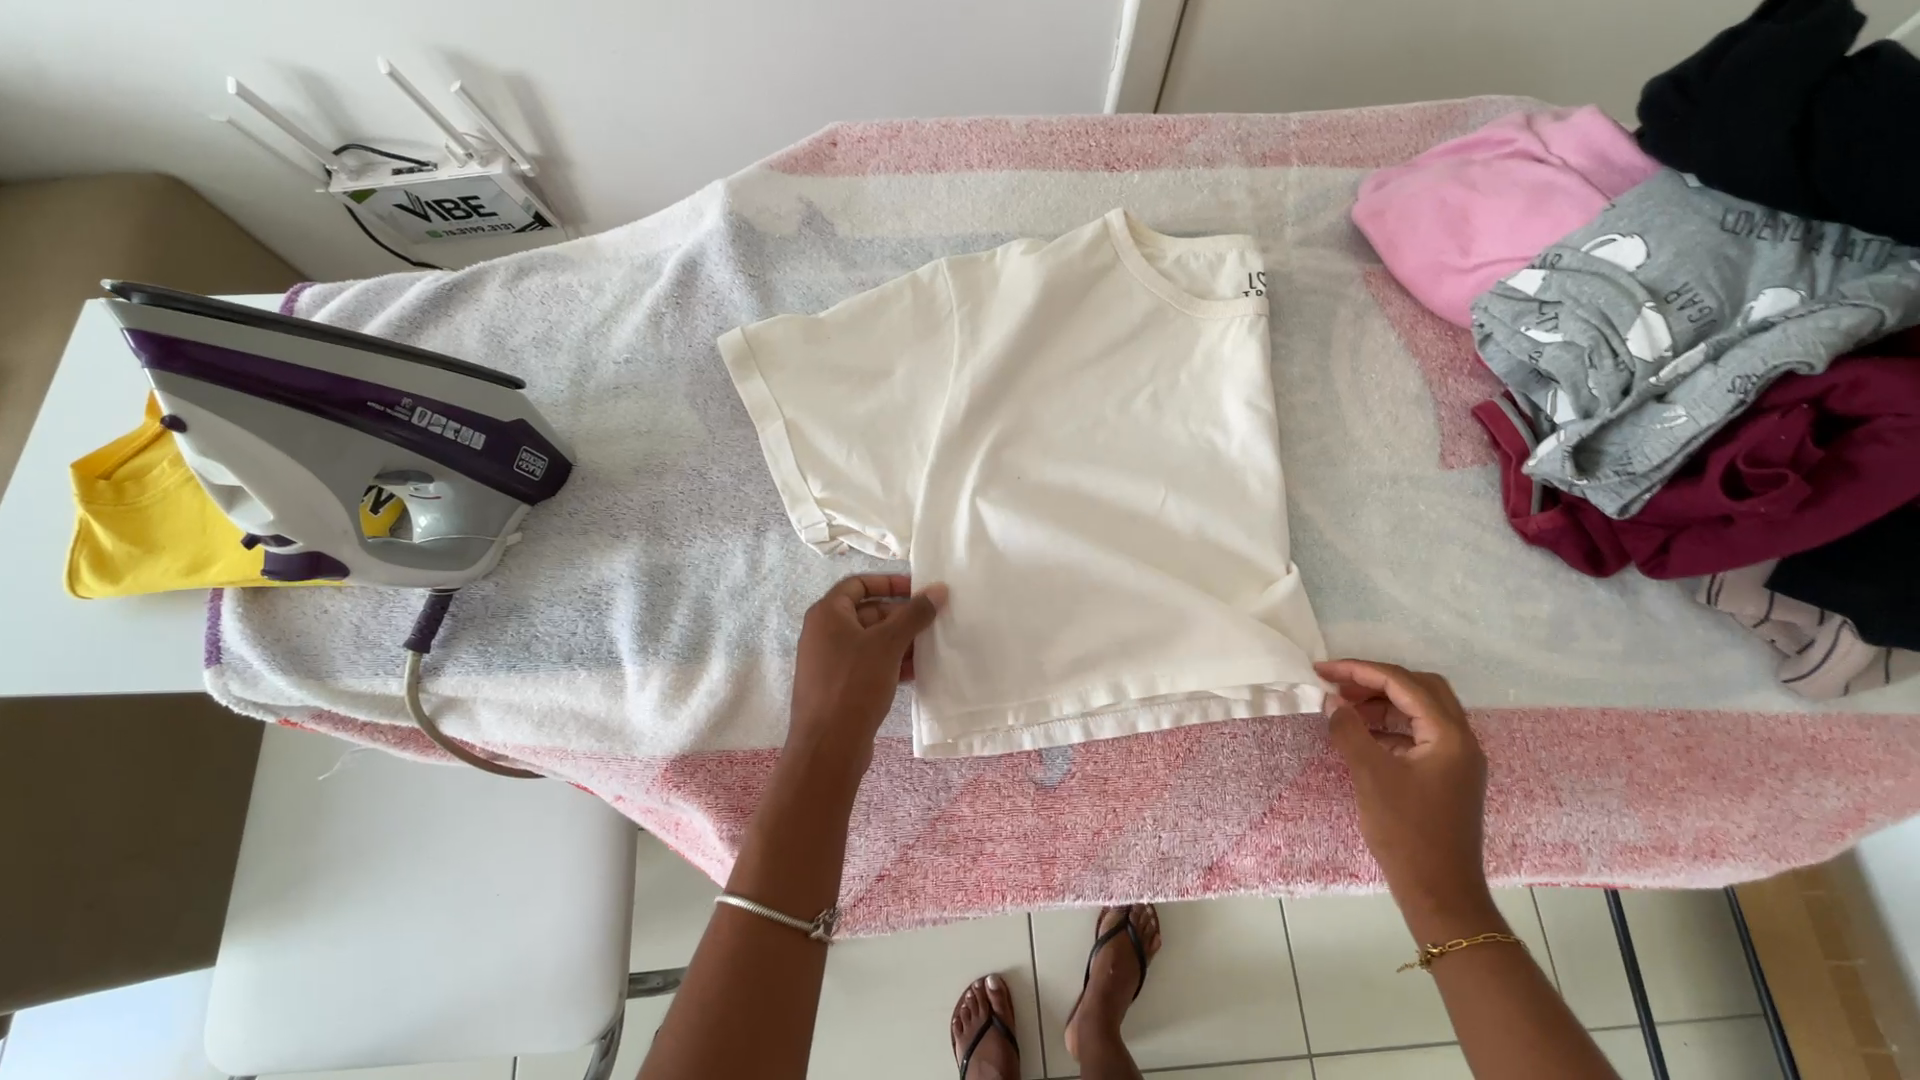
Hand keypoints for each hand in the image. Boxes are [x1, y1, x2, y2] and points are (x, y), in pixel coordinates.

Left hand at [788, 575, 945, 770]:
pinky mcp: (839, 686)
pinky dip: (891, 663)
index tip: (918, 589)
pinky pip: (868, 665)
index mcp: (827, 614)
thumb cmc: (854, 684)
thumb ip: (914, 614)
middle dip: (900, 616)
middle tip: (931, 621)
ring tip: (930, 647)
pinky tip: (916, 672)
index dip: (888, 582)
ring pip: (871, 641)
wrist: (828, 745)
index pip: (858, 584)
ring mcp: (830, 662)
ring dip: (900, 642)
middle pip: (867, 613)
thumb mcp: (888, 644)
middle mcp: (824, 634)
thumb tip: (938, 589)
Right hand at [1319, 659, 1494, 935]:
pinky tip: (1363, 735)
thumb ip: (1350, 731)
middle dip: (1377, 681)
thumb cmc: (1406, 832)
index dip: (1360, 671)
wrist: (1440, 891)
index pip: (1404, 684)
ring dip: (1384, 702)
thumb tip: (1333, 702)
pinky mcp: (1447, 776)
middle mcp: (1461, 740)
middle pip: (1421, 688)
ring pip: (1422, 710)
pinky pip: (1420, 734)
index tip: (1322, 670)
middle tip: (1338, 686)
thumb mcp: (1370, 775)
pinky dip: (1391, 725)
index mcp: (1450, 735)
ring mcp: (1457, 759)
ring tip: (1344, 708)